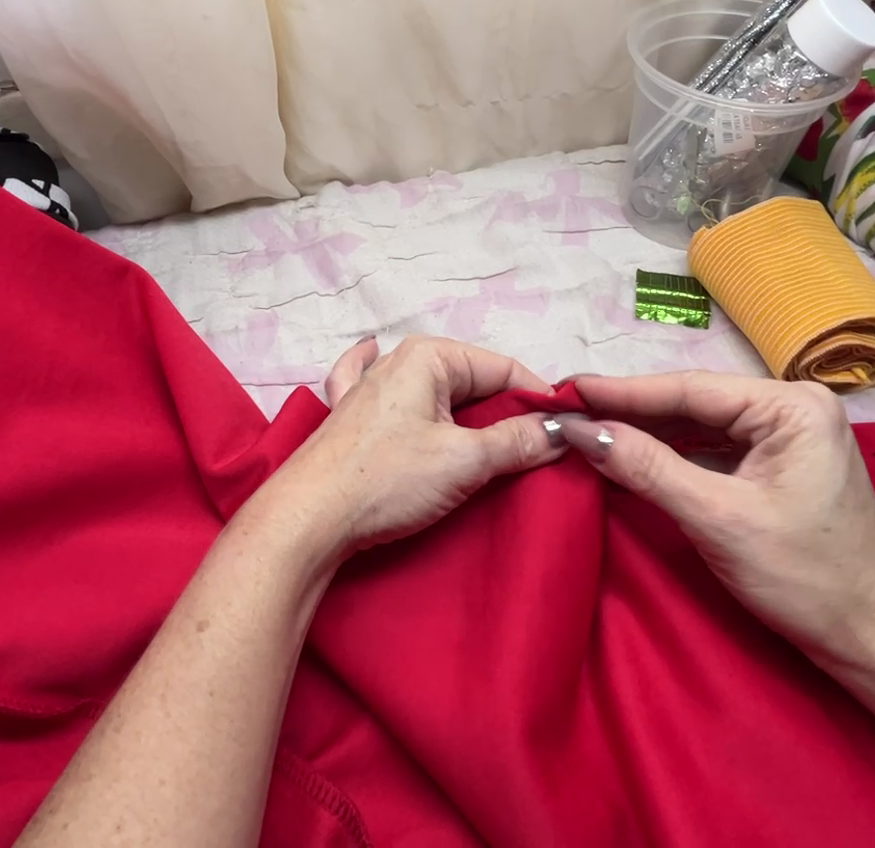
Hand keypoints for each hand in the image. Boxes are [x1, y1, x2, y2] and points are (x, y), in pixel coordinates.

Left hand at [254, 335, 566, 556]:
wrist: (308, 519)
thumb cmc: (388, 479)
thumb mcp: (465, 460)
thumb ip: (518, 441)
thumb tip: (562, 431)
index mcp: (428, 356)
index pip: (503, 369)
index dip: (538, 401)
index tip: (566, 434)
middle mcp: (396, 360)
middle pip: (471, 382)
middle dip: (503, 413)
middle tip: (533, 452)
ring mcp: (366, 386)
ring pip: (434, 393)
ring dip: (463, 416)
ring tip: (491, 448)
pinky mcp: (346, 415)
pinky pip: (380, 391)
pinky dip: (398, 391)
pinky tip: (379, 365)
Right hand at [561, 372, 874, 667]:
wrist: (870, 640)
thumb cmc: (804, 577)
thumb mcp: (716, 518)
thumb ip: (647, 466)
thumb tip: (580, 431)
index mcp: (791, 406)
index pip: (689, 390)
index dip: (621, 392)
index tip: (566, 391)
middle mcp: (790, 407)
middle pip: (691, 403)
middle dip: (629, 411)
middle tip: (568, 410)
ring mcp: (785, 434)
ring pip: (696, 425)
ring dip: (644, 431)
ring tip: (586, 428)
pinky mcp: (775, 462)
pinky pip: (709, 448)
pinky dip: (667, 454)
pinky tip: (628, 453)